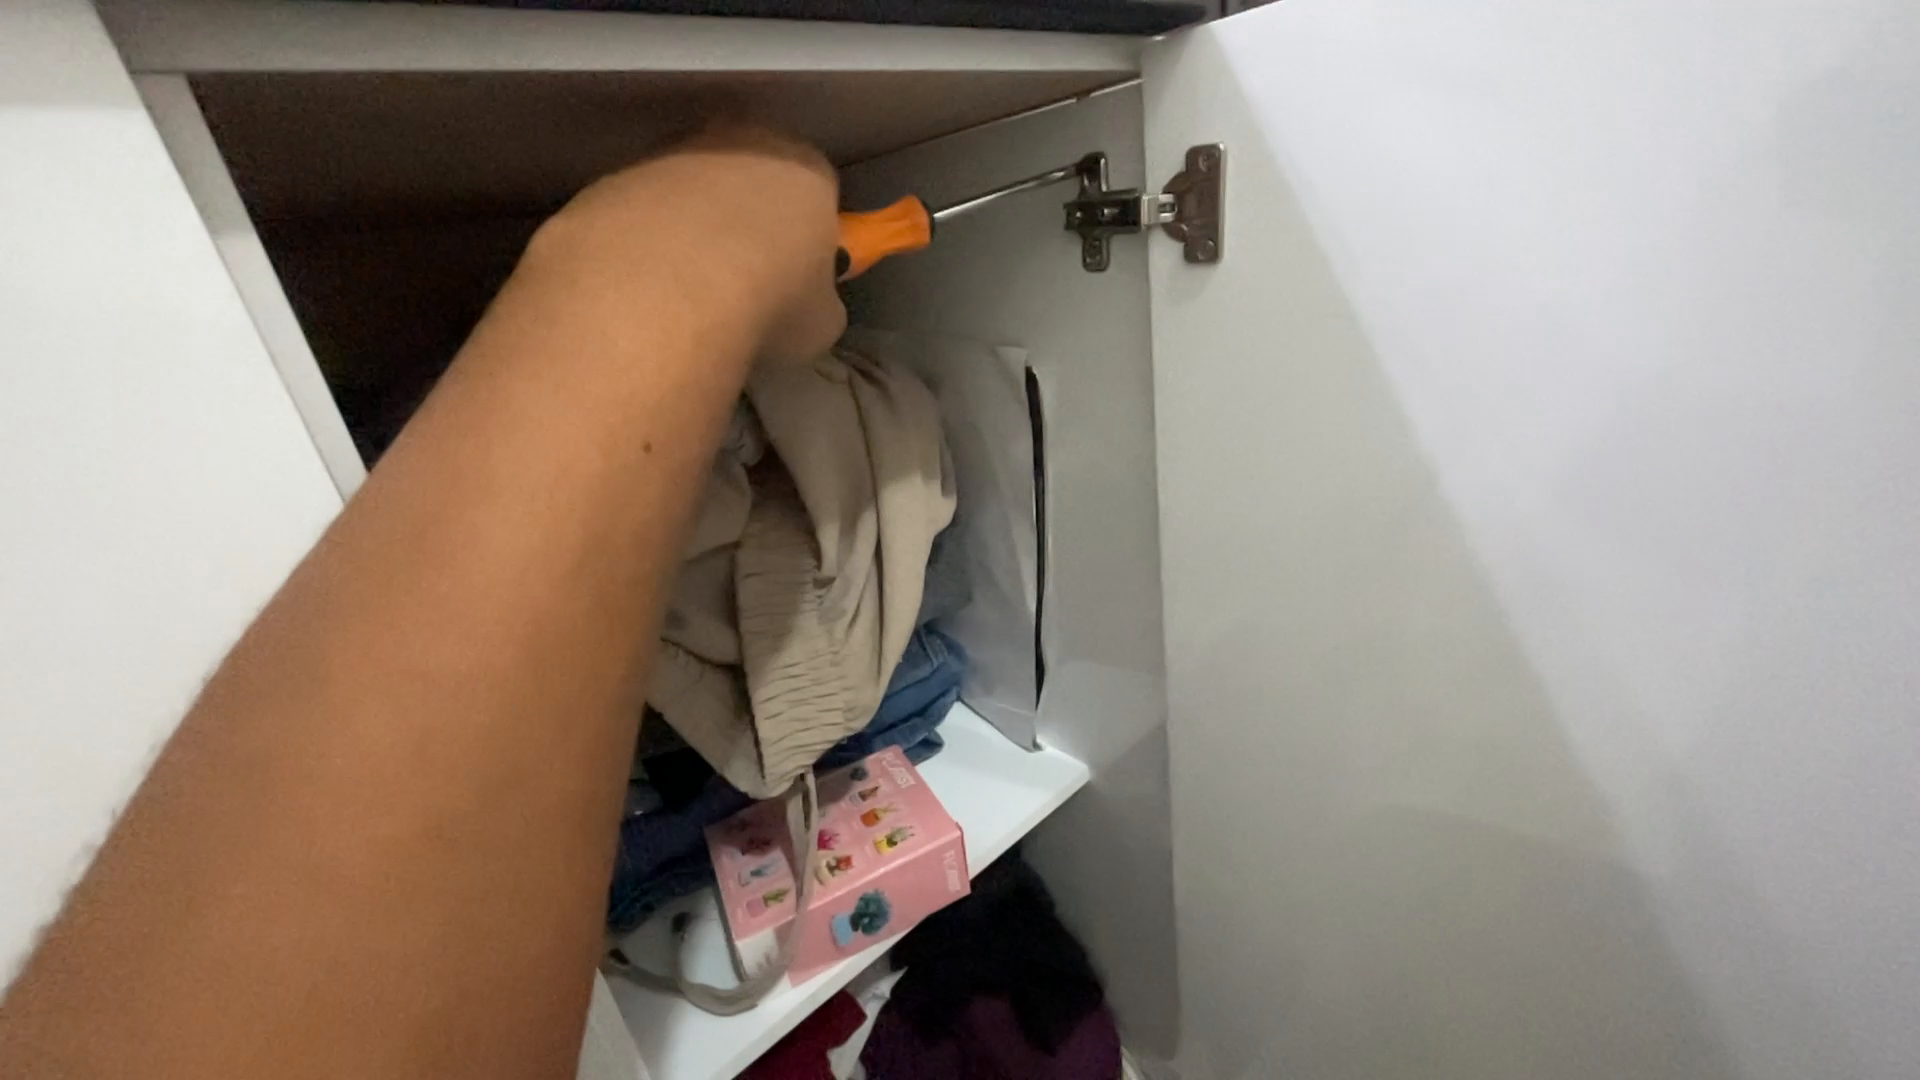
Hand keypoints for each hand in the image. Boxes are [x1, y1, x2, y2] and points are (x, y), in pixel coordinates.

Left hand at [531, 125, 846, 365]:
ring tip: (693, 296)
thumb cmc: (770, 302)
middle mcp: (742, 141)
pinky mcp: (617, 177)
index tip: (801, 276)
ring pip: (696, 193)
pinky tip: (653, 290)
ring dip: (698, 233)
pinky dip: (652, 245)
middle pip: (754, 180)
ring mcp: (674, 154)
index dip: (812, 236)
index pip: (820, 191)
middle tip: (749, 286)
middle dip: (753, 225)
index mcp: (806, 169)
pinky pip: (647, 213)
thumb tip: (808, 306)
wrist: (664, 288)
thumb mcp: (821, 323)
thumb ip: (820, 302)